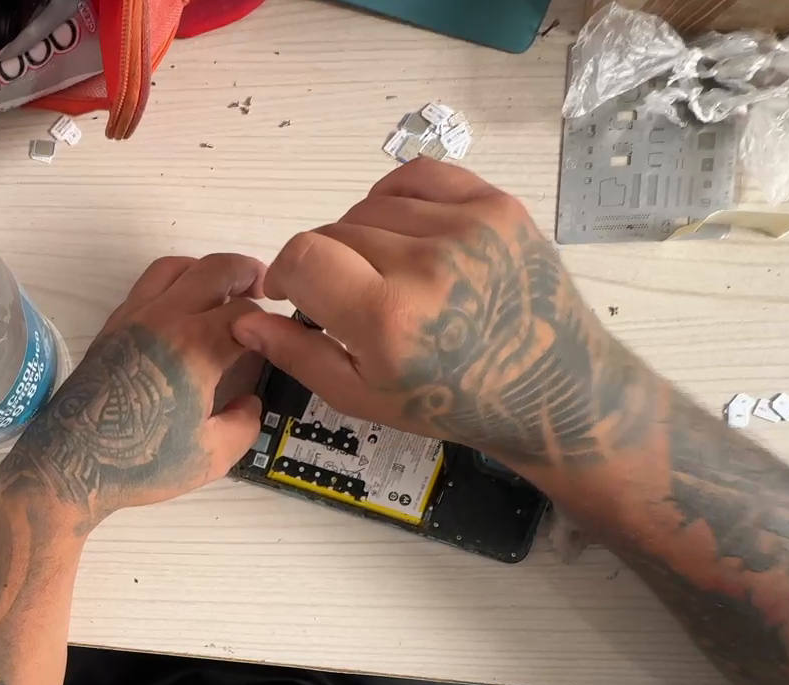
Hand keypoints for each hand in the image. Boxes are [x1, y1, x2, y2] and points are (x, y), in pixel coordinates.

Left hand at [0, 253, 266, 527]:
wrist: (71, 464)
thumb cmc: (141, 462)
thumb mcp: (210, 457)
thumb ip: (244, 425)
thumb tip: (248, 402)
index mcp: (198, 345)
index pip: (248, 314)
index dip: (271, 322)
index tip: (278, 337)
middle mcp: (165, 317)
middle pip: (215, 269)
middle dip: (247, 273)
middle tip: (261, 290)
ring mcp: (132, 318)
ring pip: (175, 267)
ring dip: (205, 270)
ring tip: (220, 291)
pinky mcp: (110, 329)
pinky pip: (146, 286)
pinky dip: (173, 284)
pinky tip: (179, 312)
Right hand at [231, 159, 651, 470]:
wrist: (546, 387)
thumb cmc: (442, 403)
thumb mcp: (357, 395)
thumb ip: (296, 354)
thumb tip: (242, 321)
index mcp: (386, 317)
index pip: (303, 256)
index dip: (282, 272)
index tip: (286, 293)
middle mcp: (425, 262)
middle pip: (332, 231)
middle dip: (320, 264)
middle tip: (340, 298)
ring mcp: (466, 227)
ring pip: (369, 206)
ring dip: (355, 237)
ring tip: (375, 272)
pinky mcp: (495, 205)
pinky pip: (416, 177)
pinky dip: (391, 200)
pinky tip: (396, 234)